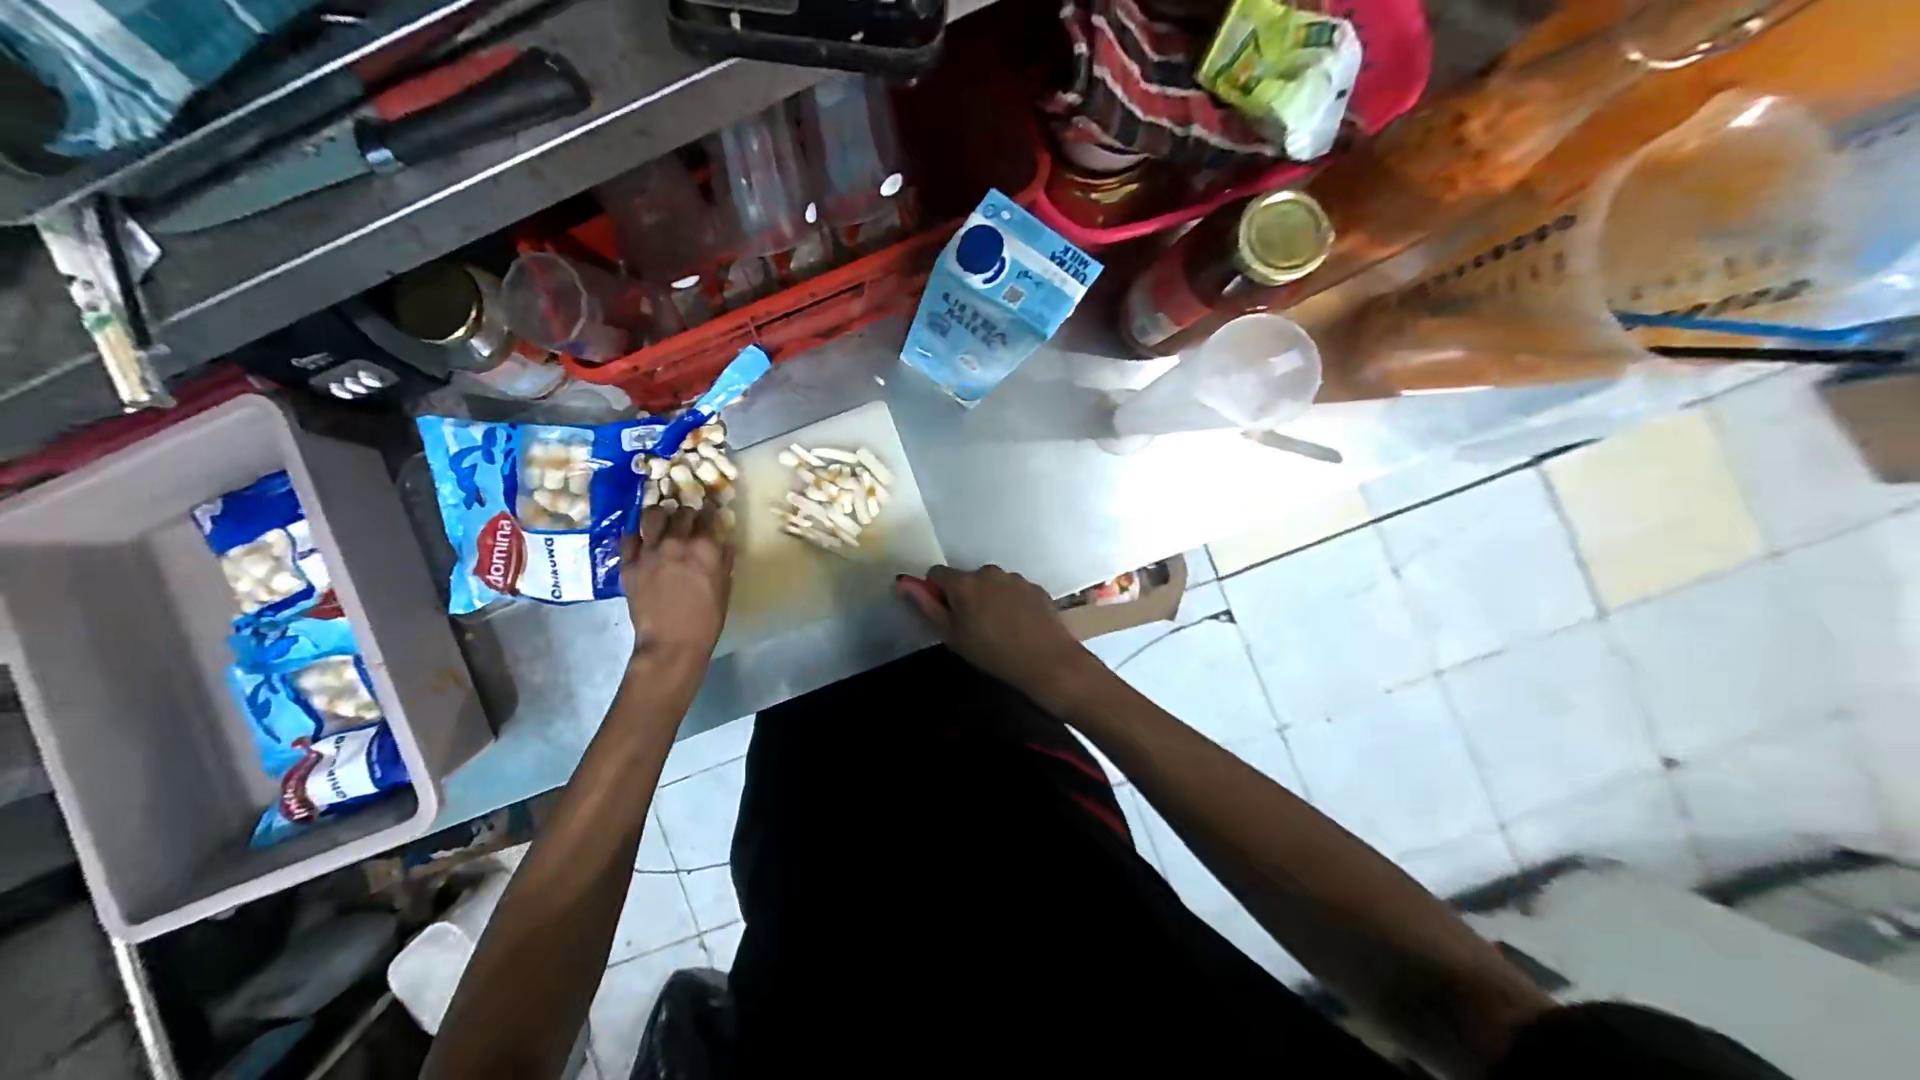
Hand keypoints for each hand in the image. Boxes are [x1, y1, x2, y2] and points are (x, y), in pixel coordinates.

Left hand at [623, 506, 734, 665]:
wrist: (672, 643)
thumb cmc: (707, 619)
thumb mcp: (724, 588)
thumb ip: (724, 562)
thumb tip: (725, 545)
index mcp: (706, 548)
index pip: (708, 517)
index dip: (709, 515)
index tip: (709, 518)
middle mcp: (677, 543)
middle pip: (681, 513)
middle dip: (686, 515)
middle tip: (686, 522)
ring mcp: (650, 552)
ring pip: (652, 516)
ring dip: (659, 516)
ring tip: (661, 522)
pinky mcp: (629, 564)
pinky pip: (629, 538)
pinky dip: (638, 537)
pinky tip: (642, 543)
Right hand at [895, 565, 1106, 712]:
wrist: (1048, 662)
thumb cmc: (992, 653)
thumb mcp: (952, 635)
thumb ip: (926, 605)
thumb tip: (902, 581)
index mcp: (964, 582)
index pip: (936, 573)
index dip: (936, 593)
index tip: (946, 616)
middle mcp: (989, 572)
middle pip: (966, 579)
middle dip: (965, 597)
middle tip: (973, 628)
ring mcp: (1015, 578)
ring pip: (991, 585)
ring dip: (989, 599)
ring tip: (999, 630)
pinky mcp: (1036, 588)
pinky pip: (1013, 591)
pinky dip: (1011, 604)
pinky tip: (1018, 628)